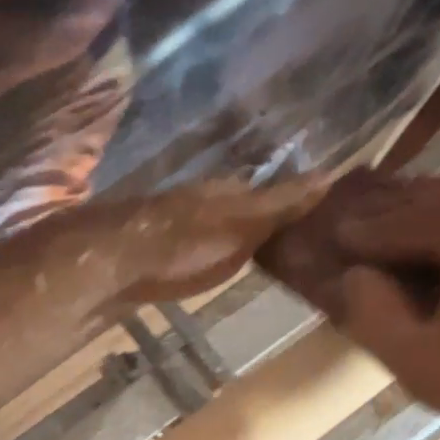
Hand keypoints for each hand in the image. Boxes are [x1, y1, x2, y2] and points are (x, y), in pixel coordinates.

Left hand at [54, 179, 330, 309]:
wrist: (108, 266)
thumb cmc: (181, 246)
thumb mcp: (241, 225)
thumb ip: (281, 204)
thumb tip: (331, 173)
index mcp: (226, 188)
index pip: (274, 185)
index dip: (300, 196)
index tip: (330, 211)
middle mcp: (202, 197)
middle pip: (246, 202)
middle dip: (272, 214)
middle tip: (307, 237)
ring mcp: (176, 221)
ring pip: (222, 221)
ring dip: (245, 232)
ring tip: (275, 251)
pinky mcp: (157, 248)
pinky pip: (200, 242)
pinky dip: (218, 249)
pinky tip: (223, 262)